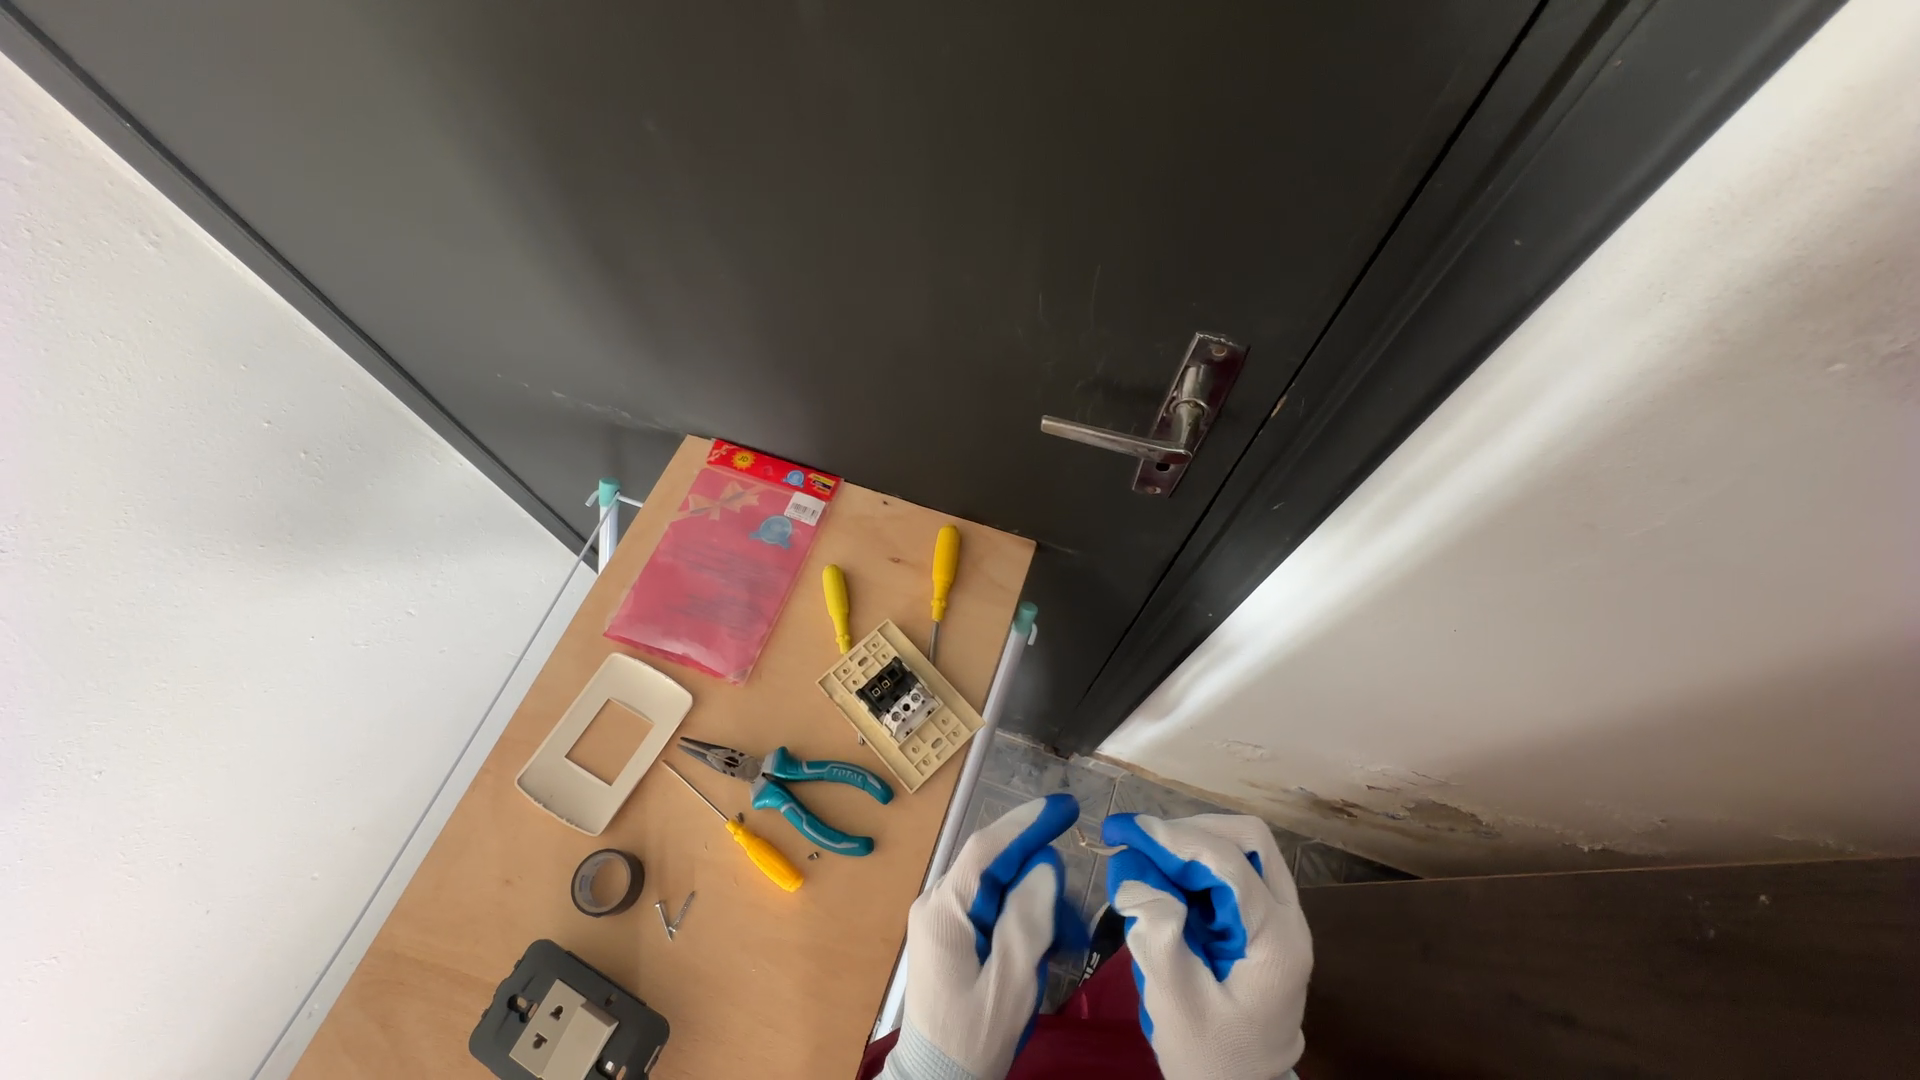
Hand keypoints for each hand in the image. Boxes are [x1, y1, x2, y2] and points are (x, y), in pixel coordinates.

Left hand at [881, 794, 1086, 1079]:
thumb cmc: (974, 1036)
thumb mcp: (1011, 982)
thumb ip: (1028, 919)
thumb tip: (1044, 865)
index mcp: (944, 910)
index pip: (987, 849)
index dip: (1027, 823)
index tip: (1065, 807)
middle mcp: (937, 903)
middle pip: (996, 866)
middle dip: (1040, 878)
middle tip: (1073, 919)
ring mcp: (942, 917)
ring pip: (999, 886)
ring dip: (1036, 904)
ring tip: (1064, 941)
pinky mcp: (952, 933)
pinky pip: (993, 907)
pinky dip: (1023, 919)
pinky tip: (1045, 945)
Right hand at [1102, 813, 1312, 1079]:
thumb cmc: (1209, 1055)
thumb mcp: (1177, 1007)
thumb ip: (1159, 941)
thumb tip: (1139, 878)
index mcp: (1277, 941)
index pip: (1228, 863)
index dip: (1173, 838)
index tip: (1124, 831)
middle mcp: (1288, 917)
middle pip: (1248, 838)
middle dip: (1189, 830)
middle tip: (1139, 844)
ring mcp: (1279, 915)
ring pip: (1241, 845)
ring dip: (1190, 841)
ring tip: (1145, 861)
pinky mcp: (1262, 917)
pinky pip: (1233, 865)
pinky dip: (1194, 858)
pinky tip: (1163, 878)